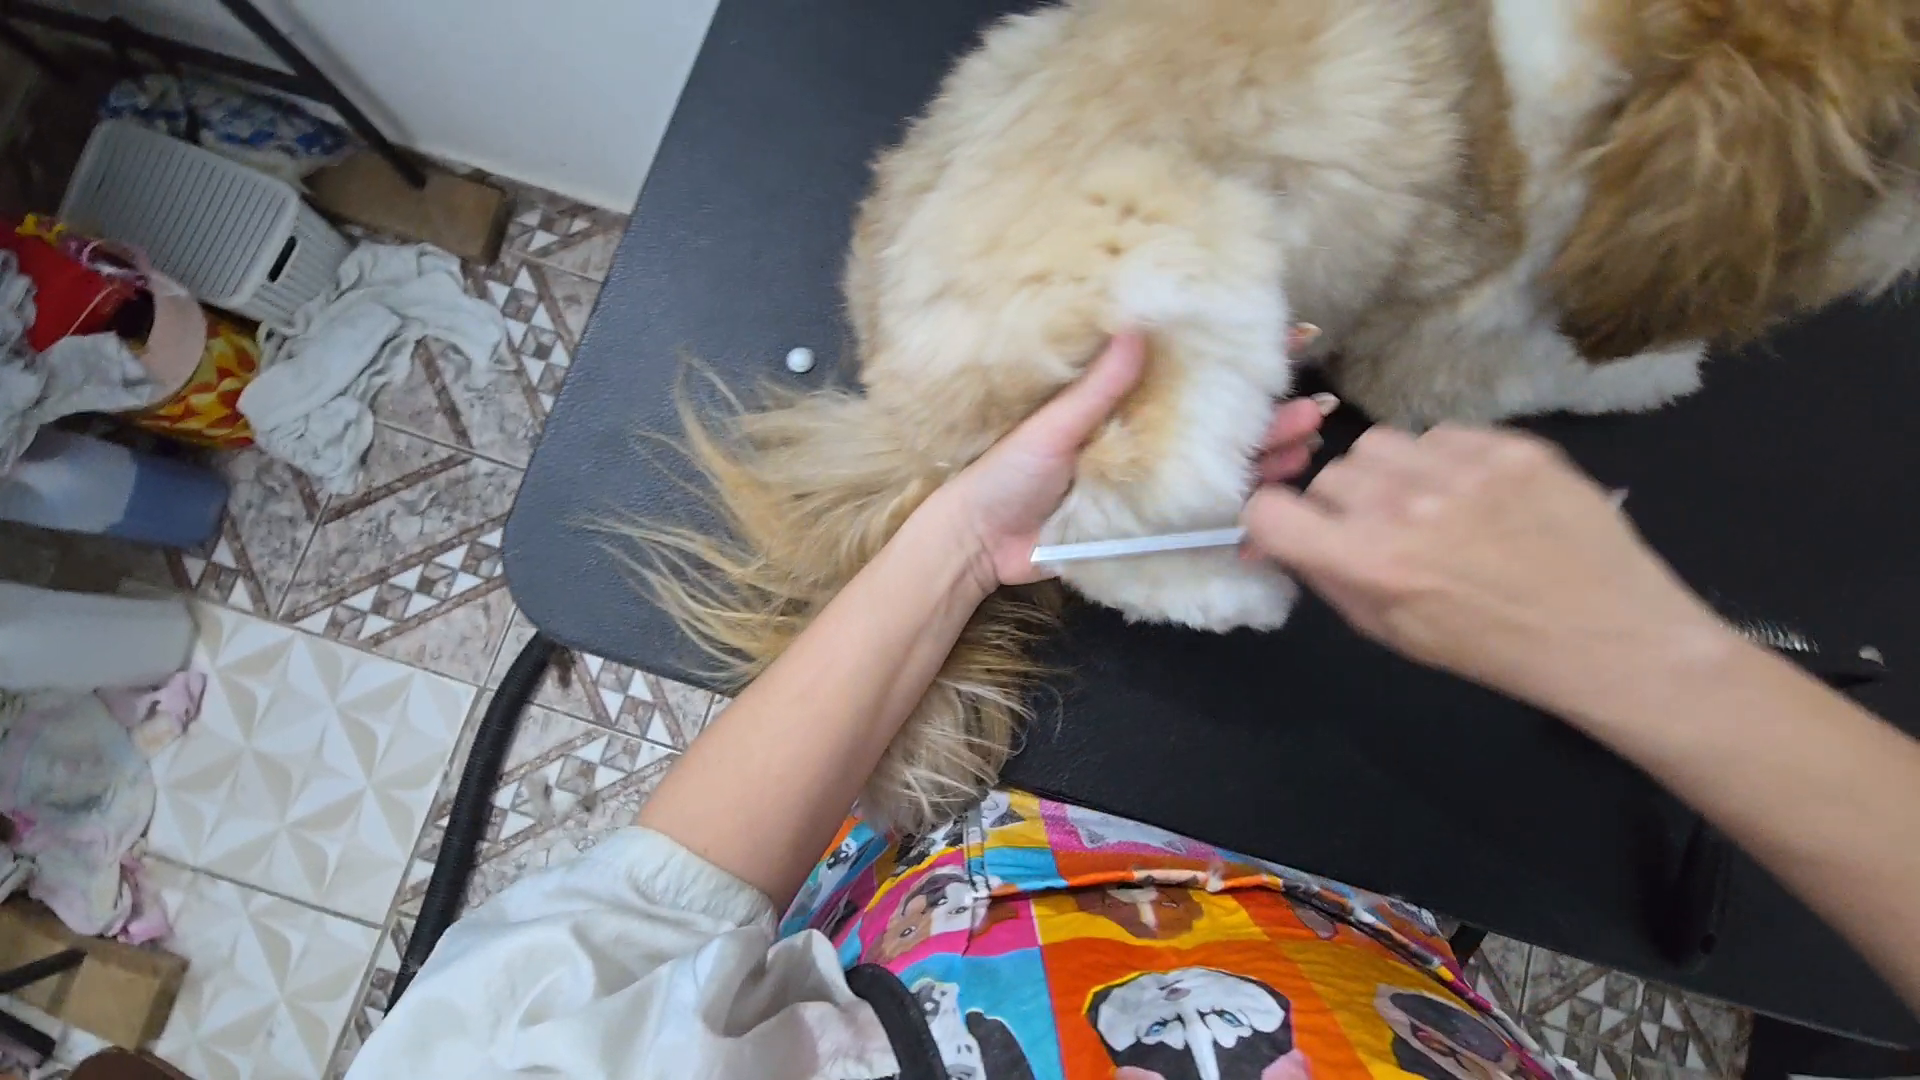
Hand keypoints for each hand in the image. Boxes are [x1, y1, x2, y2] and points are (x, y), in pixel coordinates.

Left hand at [929, 332, 1326, 591]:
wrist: (978, 543)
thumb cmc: (1005, 474)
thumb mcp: (1050, 428)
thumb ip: (1094, 390)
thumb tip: (1135, 331)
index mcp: (1119, 406)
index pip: (1186, 377)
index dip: (1236, 361)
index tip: (1291, 337)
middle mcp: (1141, 442)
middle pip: (1215, 427)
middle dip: (1266, 418)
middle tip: (1313, 408)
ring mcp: (1146, 487)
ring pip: (1216, 471)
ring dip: (1262, 461)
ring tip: (1306, 449)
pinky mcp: (1144, 528)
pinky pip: (1197, 519)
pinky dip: (1235, 511)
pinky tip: (1271, 502)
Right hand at [1240, 425, 1730, 711]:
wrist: (1608, 636)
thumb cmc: (1484, 645)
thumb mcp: (1384, 628)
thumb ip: (1322, 575)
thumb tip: (1270, 540)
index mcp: (1366, 561)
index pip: (1267, 509)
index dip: (1269, 520)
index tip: (1290, 530)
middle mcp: (1402, 507)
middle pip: (1326, 475)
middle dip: (1337, 504)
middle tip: (1375, 530)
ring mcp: (1459, 470)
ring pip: (1375, 444)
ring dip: (1383, 474)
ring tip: (1422, 502)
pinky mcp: (1510, 446)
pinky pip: (1437, 434)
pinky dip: (1439, 460)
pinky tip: (1470, 491)